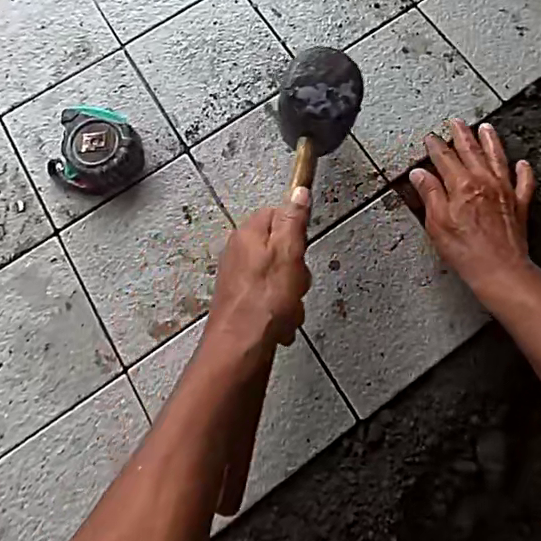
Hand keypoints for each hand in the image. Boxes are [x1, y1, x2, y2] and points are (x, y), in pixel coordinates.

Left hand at [207, 188, 312, 351]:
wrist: (240, 350)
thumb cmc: (264, 300)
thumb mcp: (288, 252)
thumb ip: (294, 220)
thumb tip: (299, 191)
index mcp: (247, 234)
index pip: (278, 213)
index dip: (295, 230)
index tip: (301, 248)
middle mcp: (238, 252)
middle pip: (281, 246)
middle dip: (296, 267)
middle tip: (294, 280)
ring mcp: (239, 279)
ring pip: (279, 275)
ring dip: (291, 292)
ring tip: (287, 306)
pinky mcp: (242, 301)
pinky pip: (271, 297)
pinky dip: (280, 309)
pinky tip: (281, 321)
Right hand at [411, 120, 536, 293]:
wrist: (500, 270)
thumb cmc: (467, 251)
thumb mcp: (437, 223)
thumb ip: (430, 194)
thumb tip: (420, 175)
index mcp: (462, 185)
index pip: (445, 158)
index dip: (436, 146)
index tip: (431, 138)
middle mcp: (485, 181)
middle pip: (471, 150)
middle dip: (461, 134)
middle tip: (456, 122)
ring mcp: (504, 190)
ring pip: (497, 157)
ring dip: (491, 141)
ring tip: (486, 128)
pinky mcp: (519, 204)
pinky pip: (524, 181)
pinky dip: (524, 170)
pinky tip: (522, 163)